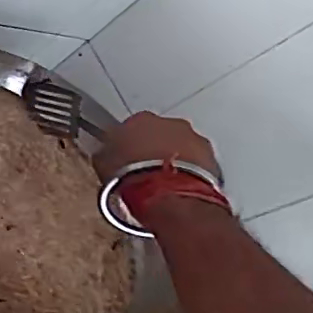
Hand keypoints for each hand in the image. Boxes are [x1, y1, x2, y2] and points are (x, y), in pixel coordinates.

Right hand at [93, 111, 220, 182]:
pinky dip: (187, 168)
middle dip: (152, 145)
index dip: (124, 142)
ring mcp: (192, 137)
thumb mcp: (102, 163)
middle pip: (159, 131)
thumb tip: (103, 154)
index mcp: (140, 120)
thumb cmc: (134, 175)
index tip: (120, 154)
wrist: (167, 192)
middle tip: (141, 166)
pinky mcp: (209, 155)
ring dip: (171, 156)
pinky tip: (175, 183)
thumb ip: (104, 153)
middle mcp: (169, 123)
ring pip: (180, 143)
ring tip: (159, 178)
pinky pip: (196, 159)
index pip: (128, 125)